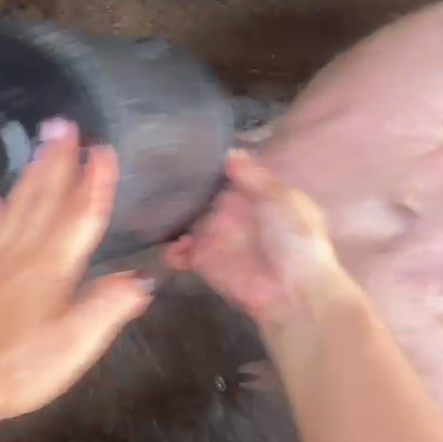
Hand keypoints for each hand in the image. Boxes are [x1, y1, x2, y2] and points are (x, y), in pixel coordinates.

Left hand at [0, 119, 153, 426]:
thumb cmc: (21, 369)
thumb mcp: (75, 346)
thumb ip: (107, 309)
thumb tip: (143, 278)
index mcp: (51, 268)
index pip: (79, 216)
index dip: (94, 182)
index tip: (103, 146)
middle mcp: (21, 256)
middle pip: (43, 200)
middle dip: (56, 161)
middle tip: (62, 122)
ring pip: (15, 209)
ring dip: (29, 176)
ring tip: (38, 146)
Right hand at [165, 151, 347, 327]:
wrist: (291, 289)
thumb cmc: (293, 238)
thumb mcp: (281, 197)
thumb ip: (253, 174)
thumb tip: (227, 152)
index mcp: (249, 195)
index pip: (220, 174)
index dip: (200, 164)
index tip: (176, 152)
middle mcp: (226, 213)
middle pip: (193, 196)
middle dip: (174, 188)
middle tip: (149, 177)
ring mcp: (210, 237)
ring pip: (178, 221)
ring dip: (164, 218)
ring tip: (152, 212)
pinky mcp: (198, 260)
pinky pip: (173, 252)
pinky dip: (166, 250)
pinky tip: (172, 246)